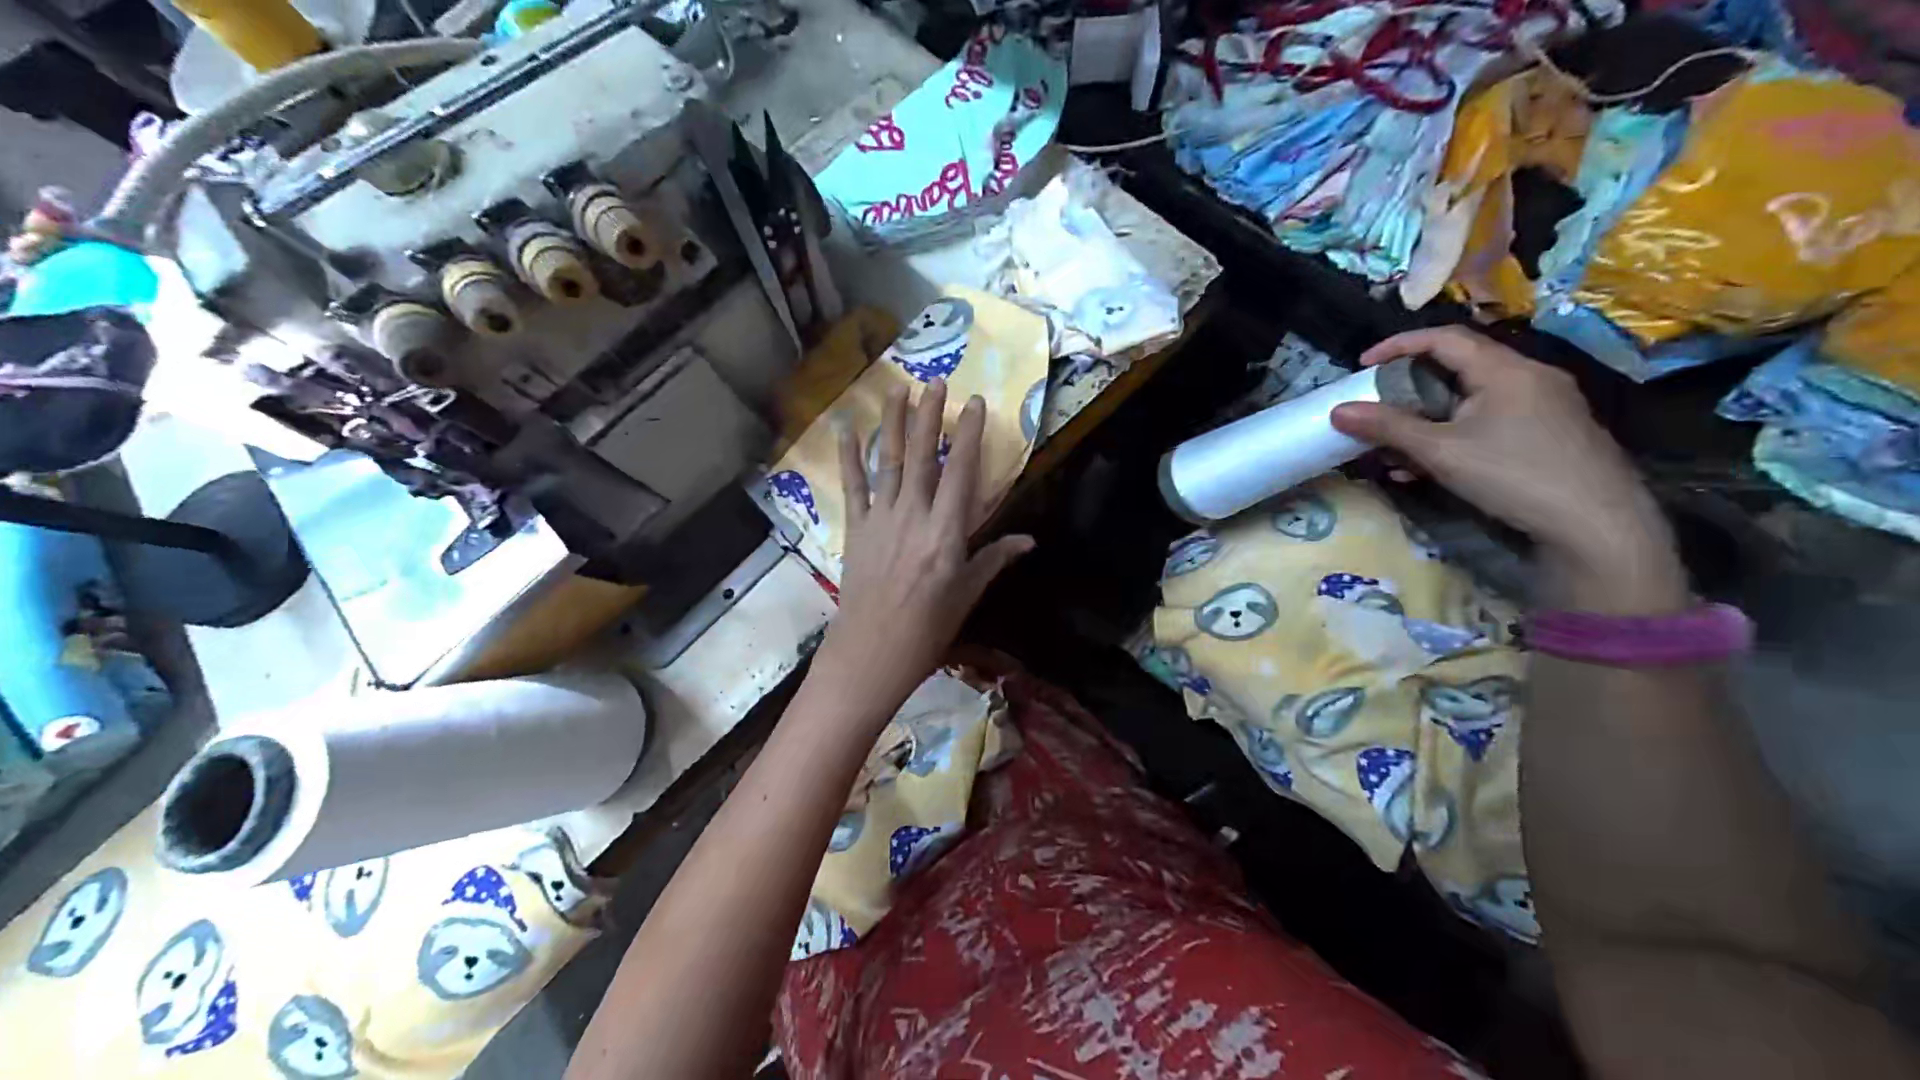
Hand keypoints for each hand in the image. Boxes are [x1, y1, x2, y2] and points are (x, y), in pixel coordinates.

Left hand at [809, 378, 1033, 719]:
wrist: (870, 654)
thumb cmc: (927, 630)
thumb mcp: (966, 595)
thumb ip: (994, 560)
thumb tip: (1029, 540)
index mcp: (946, 533)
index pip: (961, 472)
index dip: (969, 435)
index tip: (974, 403)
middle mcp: (912, 516)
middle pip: (922, 456)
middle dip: (930, 416)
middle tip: (936, 382)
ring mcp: (880, 520)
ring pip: (888, 462)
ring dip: (893, 424)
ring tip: (897, 390)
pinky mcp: (856, 530)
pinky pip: (853, 486)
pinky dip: (849, 457)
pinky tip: (847, 430)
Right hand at [1330, 327, 1687, 612]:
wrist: (1595, 524)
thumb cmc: (1513, 475)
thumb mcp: (1440, 452)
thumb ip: (1388, 427)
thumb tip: (1338, 410)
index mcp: (1505, 370)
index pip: (1444, 339)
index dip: (1398, 346)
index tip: (1362, 365)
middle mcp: (1530, 377)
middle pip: (1458, 367)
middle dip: (1410, 387)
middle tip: (1377, 406)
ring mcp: (1545, 405)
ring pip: (1472, 398)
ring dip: (1428, 418)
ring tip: (1395, 446)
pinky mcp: (1550, 433)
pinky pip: (1490, 420)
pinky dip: (1454, 433)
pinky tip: (1431, 467)